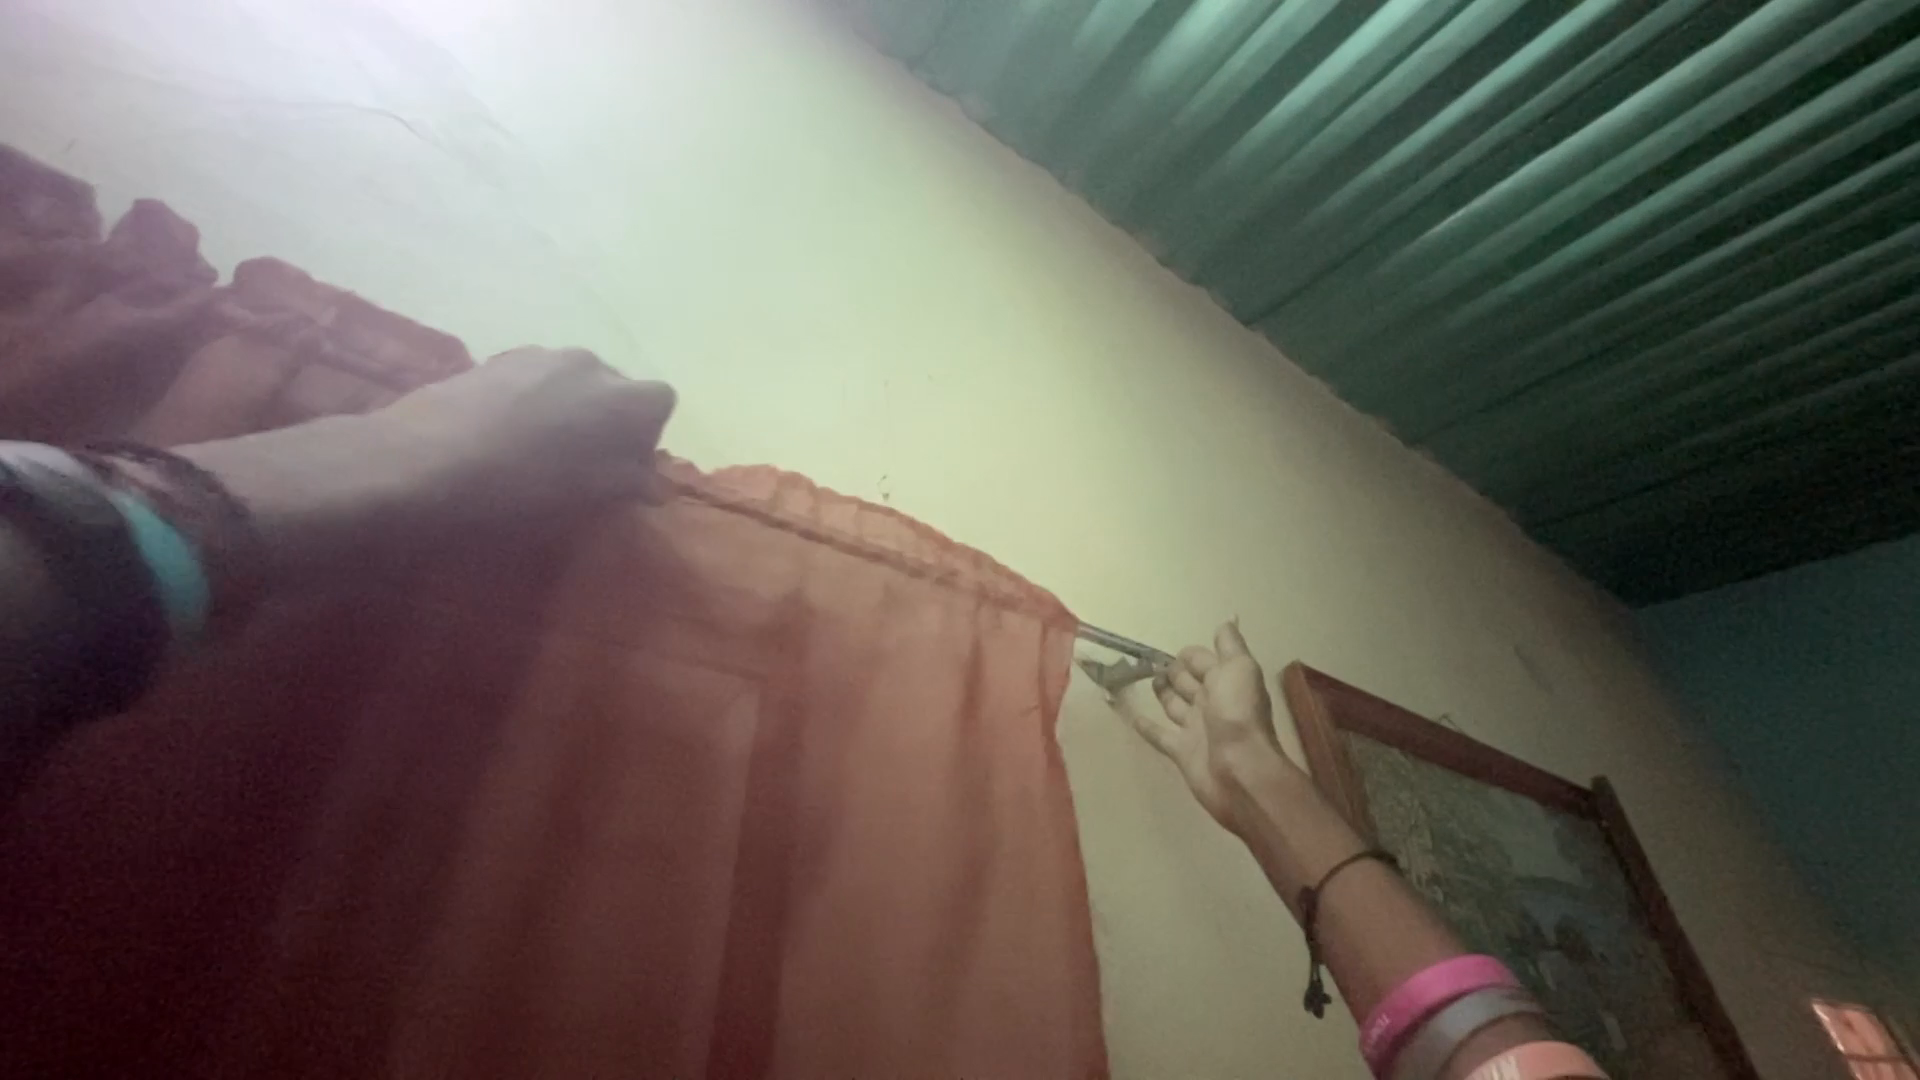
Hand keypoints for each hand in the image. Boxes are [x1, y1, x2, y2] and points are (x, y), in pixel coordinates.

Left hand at [372, 345, 677, 530]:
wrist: (424, 464)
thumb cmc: (529, 488)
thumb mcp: (596, 496)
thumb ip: (633, 481)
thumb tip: (651, 482)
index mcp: (627, 398)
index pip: (662, 401)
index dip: (648, 432)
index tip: (626, 463)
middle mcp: (592, 364)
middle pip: (616, 387)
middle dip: (608, 418)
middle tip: (585, 459)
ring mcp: (540, 355)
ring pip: (572, 382)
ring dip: (568, 409)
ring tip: (538, 447)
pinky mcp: (495, 358)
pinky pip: (533, 380)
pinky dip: (531, 402)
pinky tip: (504, 434)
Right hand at [1120, 620, 1299, 831]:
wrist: (1239, 770)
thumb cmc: (1238, 713)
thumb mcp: (1239, 669)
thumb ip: (1230, 645)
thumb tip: (1227, 620)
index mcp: (1225, 681)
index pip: (1204, 661)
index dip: (1192, 655)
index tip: (1173, 650)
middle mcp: (1211, 703)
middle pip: (1188, 681)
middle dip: (1175, 670)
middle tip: (1152, 661)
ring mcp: (1196, 728)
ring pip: (1175, 704)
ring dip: (1163, 692)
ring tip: (1145, 679)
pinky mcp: (1181, 751)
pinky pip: (1160, 735)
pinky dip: (1147, 727)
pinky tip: (1132, 716)